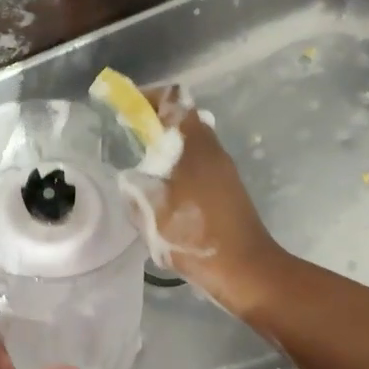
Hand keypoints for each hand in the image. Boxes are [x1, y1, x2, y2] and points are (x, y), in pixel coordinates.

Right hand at [129, 86, 290, 317]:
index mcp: (196, 145)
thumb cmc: (196, 235)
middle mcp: (214, 150)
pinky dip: (177, 170)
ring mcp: (224, 172)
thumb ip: (136, 187)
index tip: (123, 109)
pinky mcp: (227, 192)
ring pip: (190, 146)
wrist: (246, 271)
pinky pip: (197, 167)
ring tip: (139, 169)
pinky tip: (162, 195)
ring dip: (166, 150)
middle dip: (153, 125)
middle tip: (127, 140)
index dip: (147, 98)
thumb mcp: (152, 211)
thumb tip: (132, 177)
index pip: (174, 100)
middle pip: (183, 121)